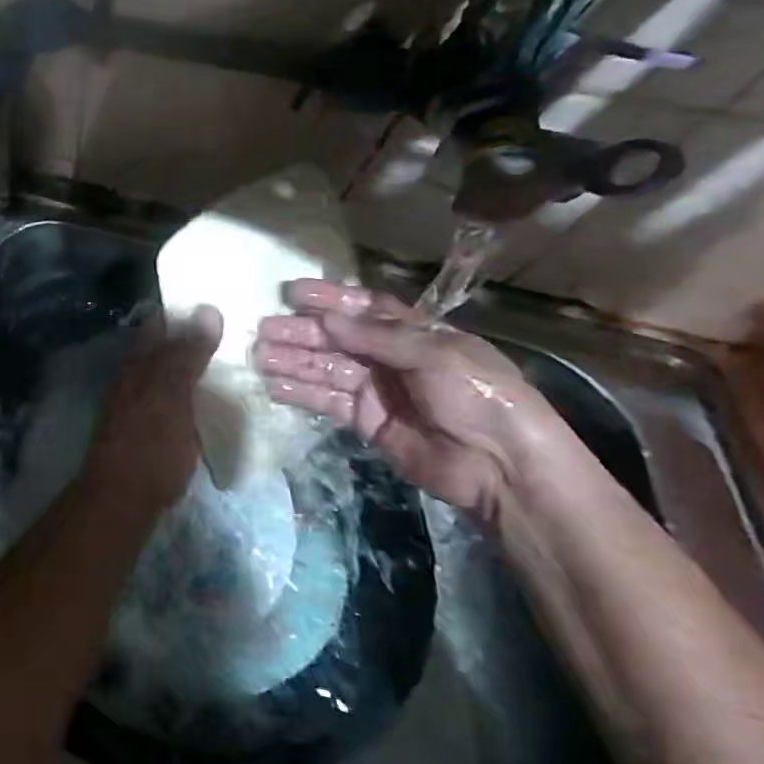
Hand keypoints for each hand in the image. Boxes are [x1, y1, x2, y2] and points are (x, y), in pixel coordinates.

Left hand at [87, 307, 222, 504]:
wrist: (123, 496)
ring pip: (167, 374)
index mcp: (138, 366)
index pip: (157, 326)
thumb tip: (206, 310)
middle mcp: (134, 380)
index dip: (180, 312)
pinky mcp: (150, 430)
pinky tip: (213, 398)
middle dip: (190, 337)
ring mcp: (140, 405)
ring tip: (233, 360)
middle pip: (161, 349)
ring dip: (193, 366)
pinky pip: (173, 399)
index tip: (213, 299)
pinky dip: (192, 393)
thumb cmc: (149, 443)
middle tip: (235, 329)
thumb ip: (186, 356)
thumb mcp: (170, 395)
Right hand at [253, 280, 568, 522]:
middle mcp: (392, 359)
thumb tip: (326, 320)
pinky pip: (325, 401)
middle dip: (300, 333)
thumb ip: (381, 337)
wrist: (504, 471)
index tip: (291, 292)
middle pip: (337, 339)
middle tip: (263, 330)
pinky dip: (299, 393)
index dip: (329, 300)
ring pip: (325, 369)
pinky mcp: (365, 422)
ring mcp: (376, 391)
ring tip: (258, 357)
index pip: (365, 310)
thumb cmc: (482, 399)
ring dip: (292, 361)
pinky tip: (273, 386)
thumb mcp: (440, 357)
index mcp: (418, 335)